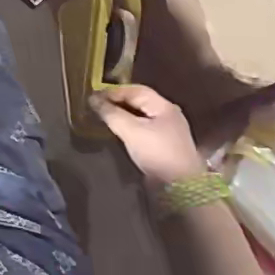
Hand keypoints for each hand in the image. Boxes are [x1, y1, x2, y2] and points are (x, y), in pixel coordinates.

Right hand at [90, 84, 207, 187]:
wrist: (180, 184)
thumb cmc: (157, 152)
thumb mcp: (132, 131)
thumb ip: (112, 114)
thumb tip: (93, 100)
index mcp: (164, 106)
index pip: (136, 91)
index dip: (114, 91)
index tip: (94, 96)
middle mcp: (167, 114)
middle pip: (139, 102)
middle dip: (117, 101)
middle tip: (96, 105)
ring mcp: (167, 130)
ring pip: (141, 116)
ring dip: (122, 114)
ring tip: (104, 116)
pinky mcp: (163, 144)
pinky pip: (143, 128)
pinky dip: (129, 126)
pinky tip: (118, 130)